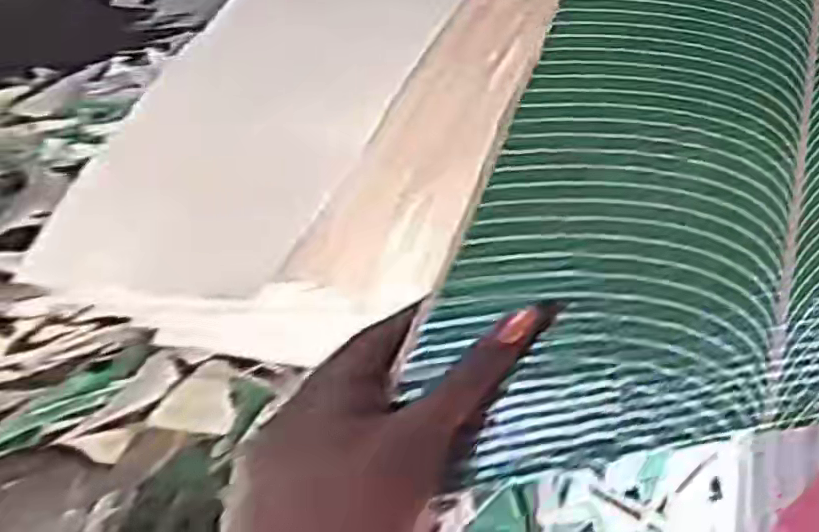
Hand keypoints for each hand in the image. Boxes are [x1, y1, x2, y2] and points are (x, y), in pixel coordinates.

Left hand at [225, 302, 555, 531]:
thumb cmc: (360, 509)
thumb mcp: (427, 435)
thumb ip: (476, 371)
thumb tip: (529, 311)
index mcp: (314, 398)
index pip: (385, 332)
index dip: (438, 316)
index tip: (484, 308)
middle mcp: (292, 426)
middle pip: (380, 373)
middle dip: (437, 361)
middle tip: (489, 348)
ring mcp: (289, 470)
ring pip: (373, 414)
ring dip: (421, 402)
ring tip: (473, 394)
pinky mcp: (300, 505)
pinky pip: (362, 449)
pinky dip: (402, 438)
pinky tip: (437, 446)